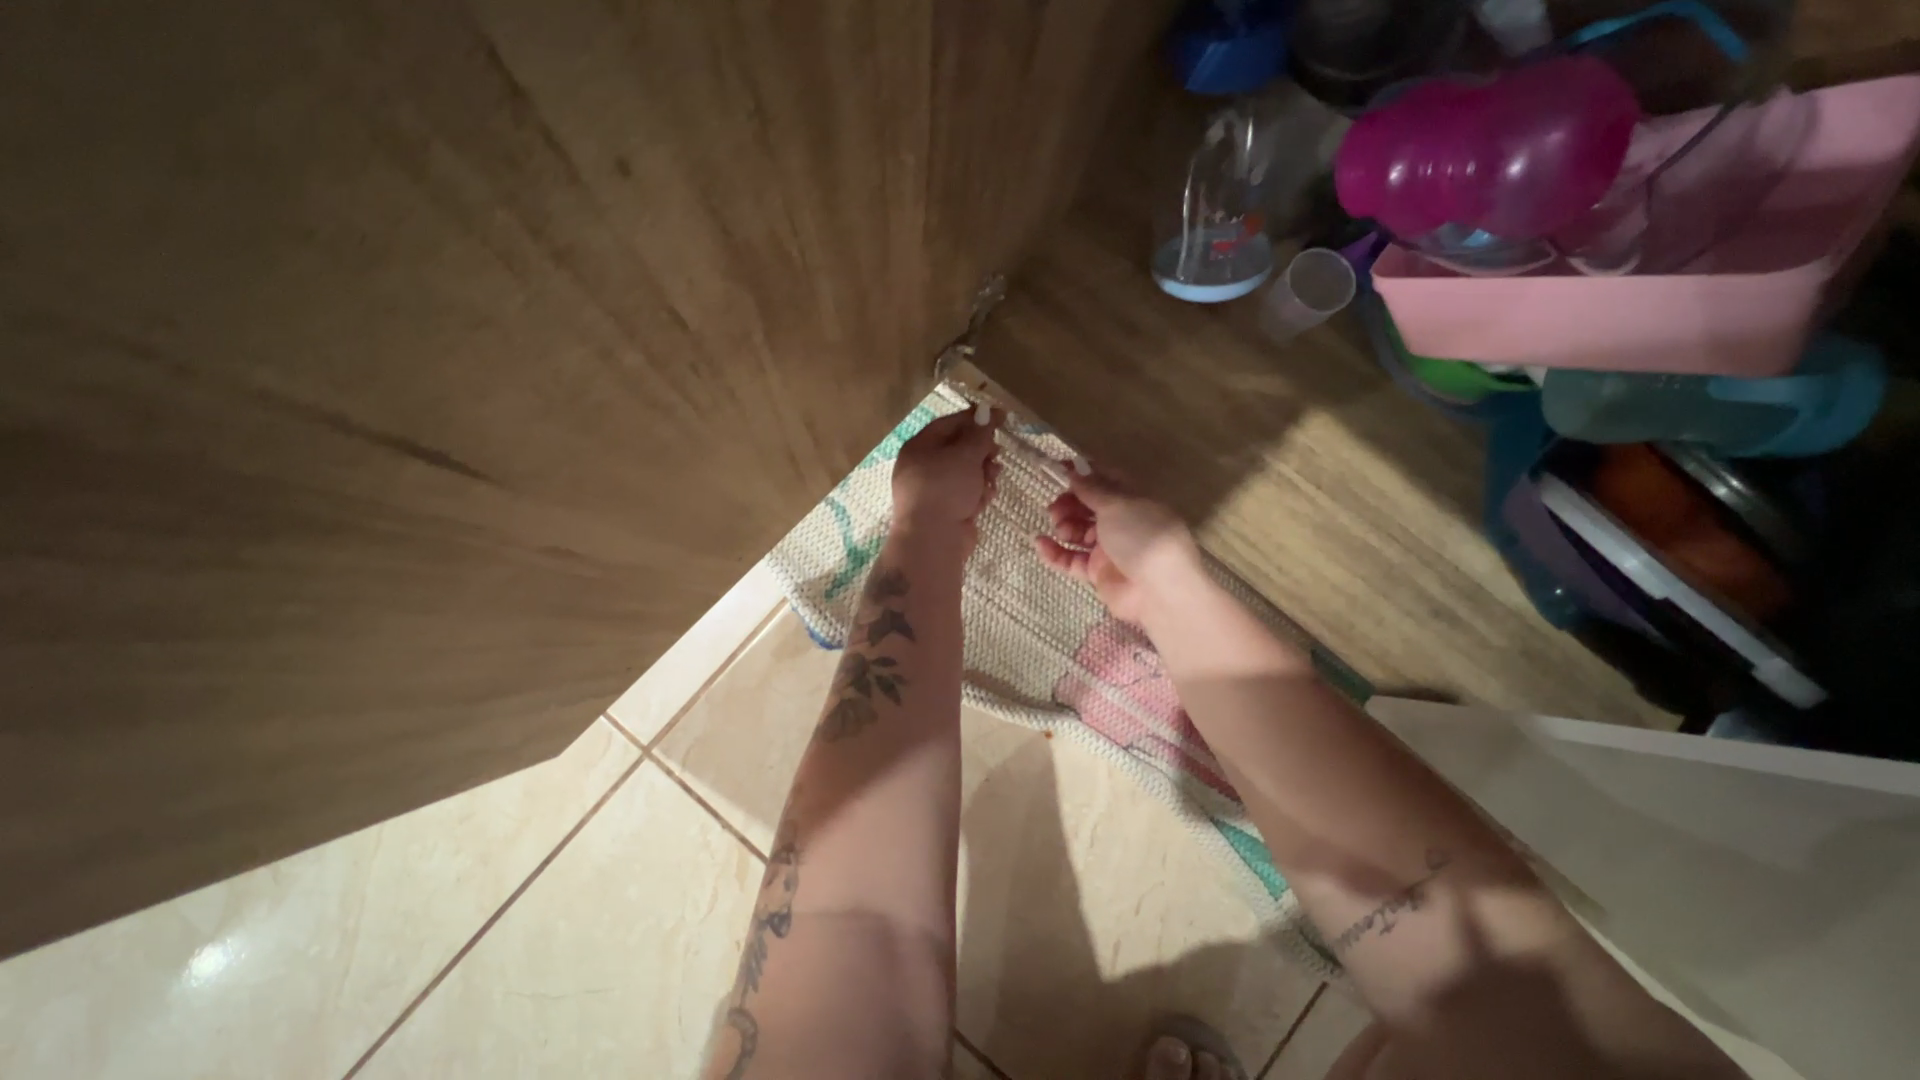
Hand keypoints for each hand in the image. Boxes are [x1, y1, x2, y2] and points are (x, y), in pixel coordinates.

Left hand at [890, 409, 1002, 551]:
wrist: (933, 538)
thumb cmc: (946, 487)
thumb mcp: (965, 454)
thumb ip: (979, 434)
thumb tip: (986, 413)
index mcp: (919, 447)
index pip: (950, 424)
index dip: (976, 419)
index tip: (1001, 417)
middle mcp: (923, 467)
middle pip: (959, 449)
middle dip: (982, 451)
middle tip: (996, 454)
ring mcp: (934, 490)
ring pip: (966, 473)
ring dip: (983, 473)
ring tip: (992, 479)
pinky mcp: (946, 510)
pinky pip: (966, 494)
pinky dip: (978, 493)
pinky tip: (986, 498)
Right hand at [1034, 469, 1202, 623]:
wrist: (1158, 590)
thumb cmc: (1142, 536)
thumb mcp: (1118, 504)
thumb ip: (1093, 489)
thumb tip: (1076, 470)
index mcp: (1134, 501)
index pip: (1106, 482)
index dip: (1083, 475)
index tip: (1059, 469)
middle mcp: (1123, 523)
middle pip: (1089, 507)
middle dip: (1070, 503)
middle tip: (1055, 507)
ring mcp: (1110, 549)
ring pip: (1079, 532)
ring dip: (1064, 524)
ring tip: (1059, 526)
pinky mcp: (1098, 573)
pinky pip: (1072, 559)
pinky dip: (1055, 552)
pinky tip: (1040, 543)